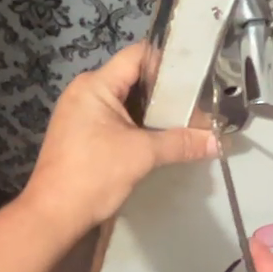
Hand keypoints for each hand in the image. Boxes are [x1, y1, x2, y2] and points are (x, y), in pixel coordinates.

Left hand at [20, 43, 216, 231]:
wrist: (53, 215)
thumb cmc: (93, 175)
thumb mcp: (141, 155)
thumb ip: (180, 143)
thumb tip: (219, 142)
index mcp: (95, 85)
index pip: (137, 56)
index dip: (168, 63)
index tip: (197, 78)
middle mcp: (85, 92)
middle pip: (133, 79)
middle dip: (166, 93)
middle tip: (199, 105)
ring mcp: (80, 114)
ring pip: (126, 103)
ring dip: (153, 114)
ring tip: (186, 123)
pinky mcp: (81, 136)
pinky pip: (116, 121)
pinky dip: (138, 128)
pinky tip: (161, 141)